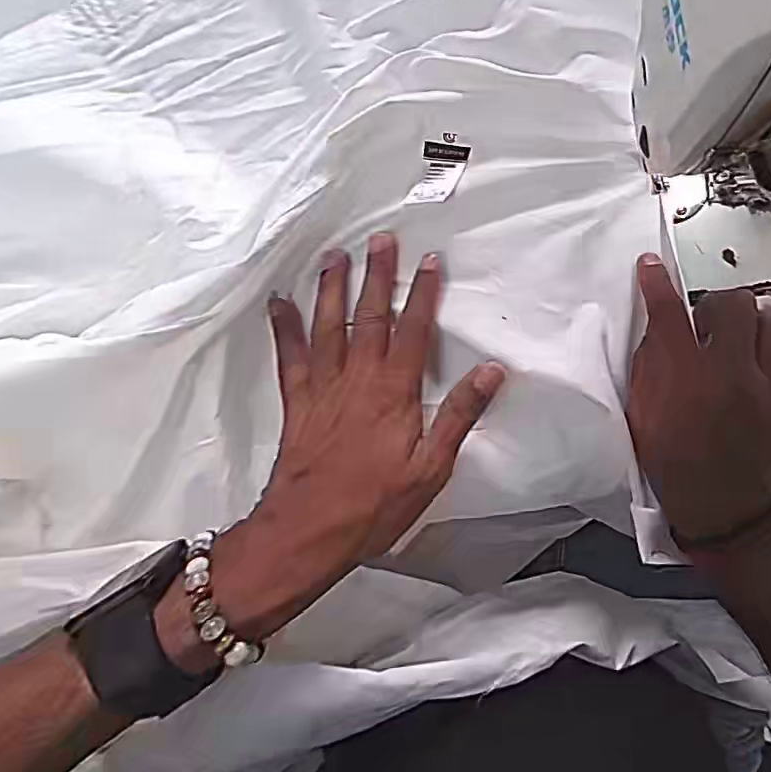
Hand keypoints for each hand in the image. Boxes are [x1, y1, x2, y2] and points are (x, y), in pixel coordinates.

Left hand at [160, 233, 504, 665]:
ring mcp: (323, 387)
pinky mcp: (298, 402)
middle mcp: (358, 379)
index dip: (424, 294)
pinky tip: (279, 302)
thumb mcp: (431, 468)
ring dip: (333, 289)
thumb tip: (490, 371)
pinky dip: (285, 328)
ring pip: (329, 326)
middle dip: (378, 275)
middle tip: (381, 239)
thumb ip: (459, 414)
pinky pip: (290, 357)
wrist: (307, 532)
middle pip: (370, 317)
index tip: (430, 260)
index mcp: (394, 392)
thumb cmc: (375, 504)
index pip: (414, 331)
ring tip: (335, 255)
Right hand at [626, 253, 770, 561]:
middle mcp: (729, 375)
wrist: (727, 515)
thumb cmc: (678, 470)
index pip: (667, 313)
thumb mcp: (643, 419)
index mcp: (684, 381)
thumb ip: (648, 370)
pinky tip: (767, 361)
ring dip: (752, 319)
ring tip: (738, 335)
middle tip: (704, 320)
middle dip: (714, 303)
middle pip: (731, 304)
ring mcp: (768, 386)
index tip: (651, 267)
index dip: (655, 283)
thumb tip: (656, 334)